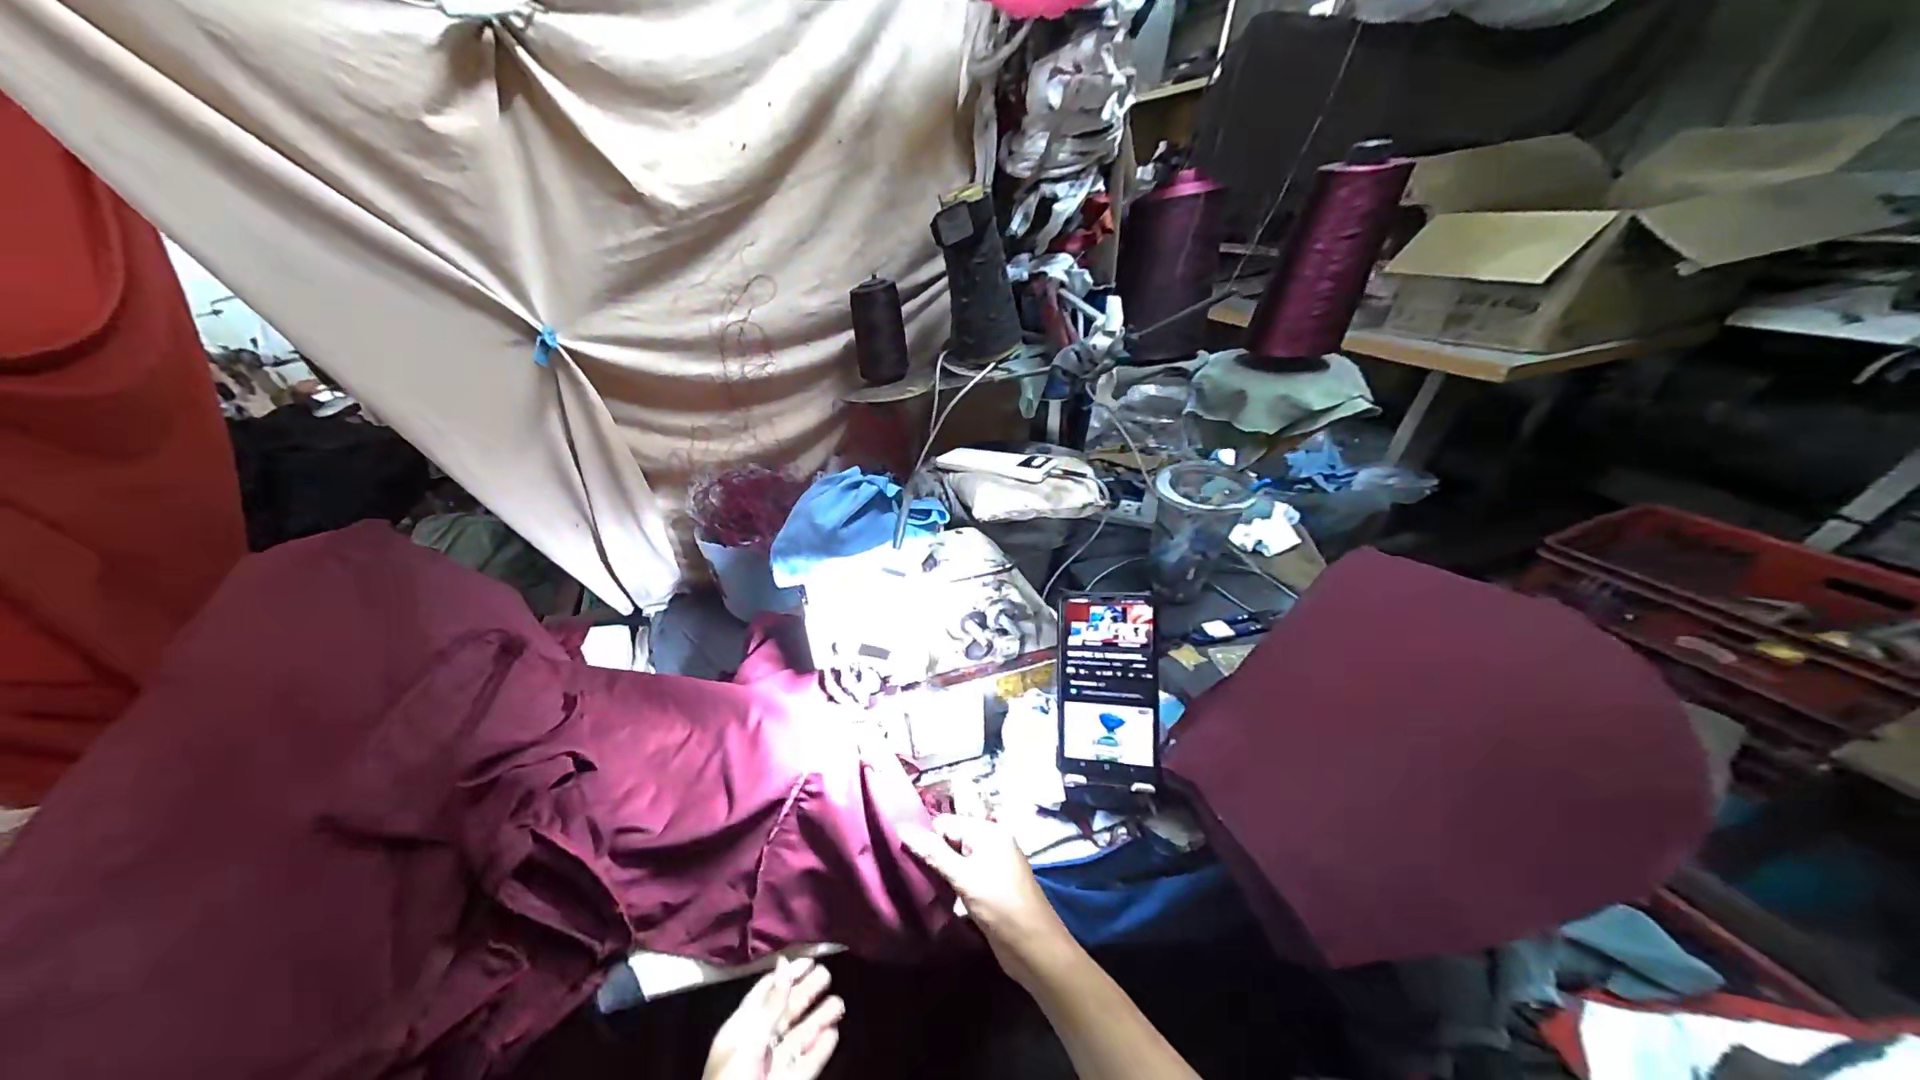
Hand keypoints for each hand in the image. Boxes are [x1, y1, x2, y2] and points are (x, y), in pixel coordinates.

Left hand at [702, 957, 844, 1079]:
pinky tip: (834, 1034)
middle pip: (785, 1013)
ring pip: (799, 1037)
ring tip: (839, 1004)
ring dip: (818, 1019)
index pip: (765, 994)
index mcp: (740, 1032)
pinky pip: (806, 1065)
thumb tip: (785, 963)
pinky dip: (820, 1050)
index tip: (810, 960)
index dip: (786, 976)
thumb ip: (771, 1005)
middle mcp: (758, 1046)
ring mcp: (774, 1068)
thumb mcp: (748, 1042)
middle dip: (806, 993)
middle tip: (828, 975)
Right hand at [903, 814, 1077, 988]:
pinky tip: (932, 893)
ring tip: (913, 882)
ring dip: (937, 870)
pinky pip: (963, 874)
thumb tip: (901, 828)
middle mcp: (991, 842)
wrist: (1035, 949)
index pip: (945, 823)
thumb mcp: (964, 878)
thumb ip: (932, 853)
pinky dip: (948, 881)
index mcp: (988, 832)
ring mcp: (991, 865)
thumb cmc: (1000, 907)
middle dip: (929, 853)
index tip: (900, 854)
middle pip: (950, 839)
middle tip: (904, 870)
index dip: (924, 836)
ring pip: (955, 859)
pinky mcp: (989, 886)